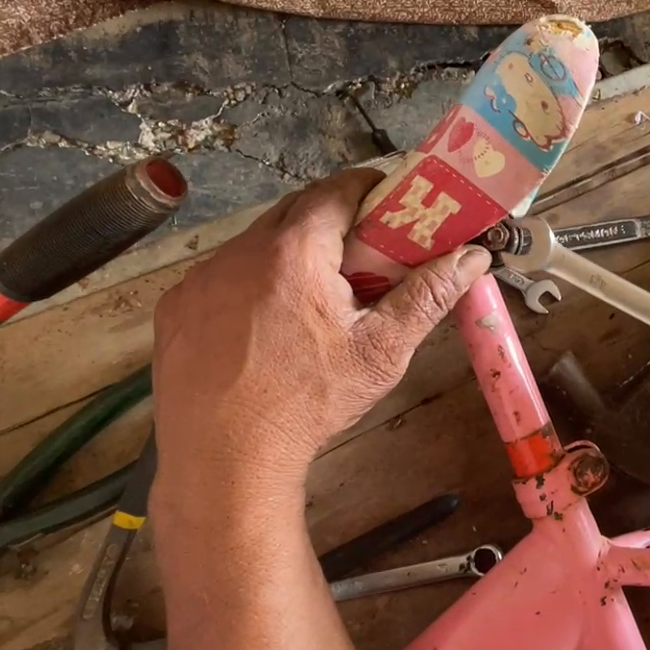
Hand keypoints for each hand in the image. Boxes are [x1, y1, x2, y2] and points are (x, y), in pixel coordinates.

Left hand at [151, 169, 491, 506]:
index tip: (393, 202)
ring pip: (257, 240)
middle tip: (367, 248)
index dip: (369, 187)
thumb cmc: (310, 401)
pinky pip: (223, 272)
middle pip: (297, 209)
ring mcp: (200, 277)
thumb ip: (428, 295)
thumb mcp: (382, 350)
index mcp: (295, 251)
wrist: (224, 461)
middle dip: (334, 217)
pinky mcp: (175, 306)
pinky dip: (252, 279)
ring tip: (319, 289)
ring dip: (292, 248)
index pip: (337, 188)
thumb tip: (473, 256)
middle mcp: (241, 250)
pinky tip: (267, 320)